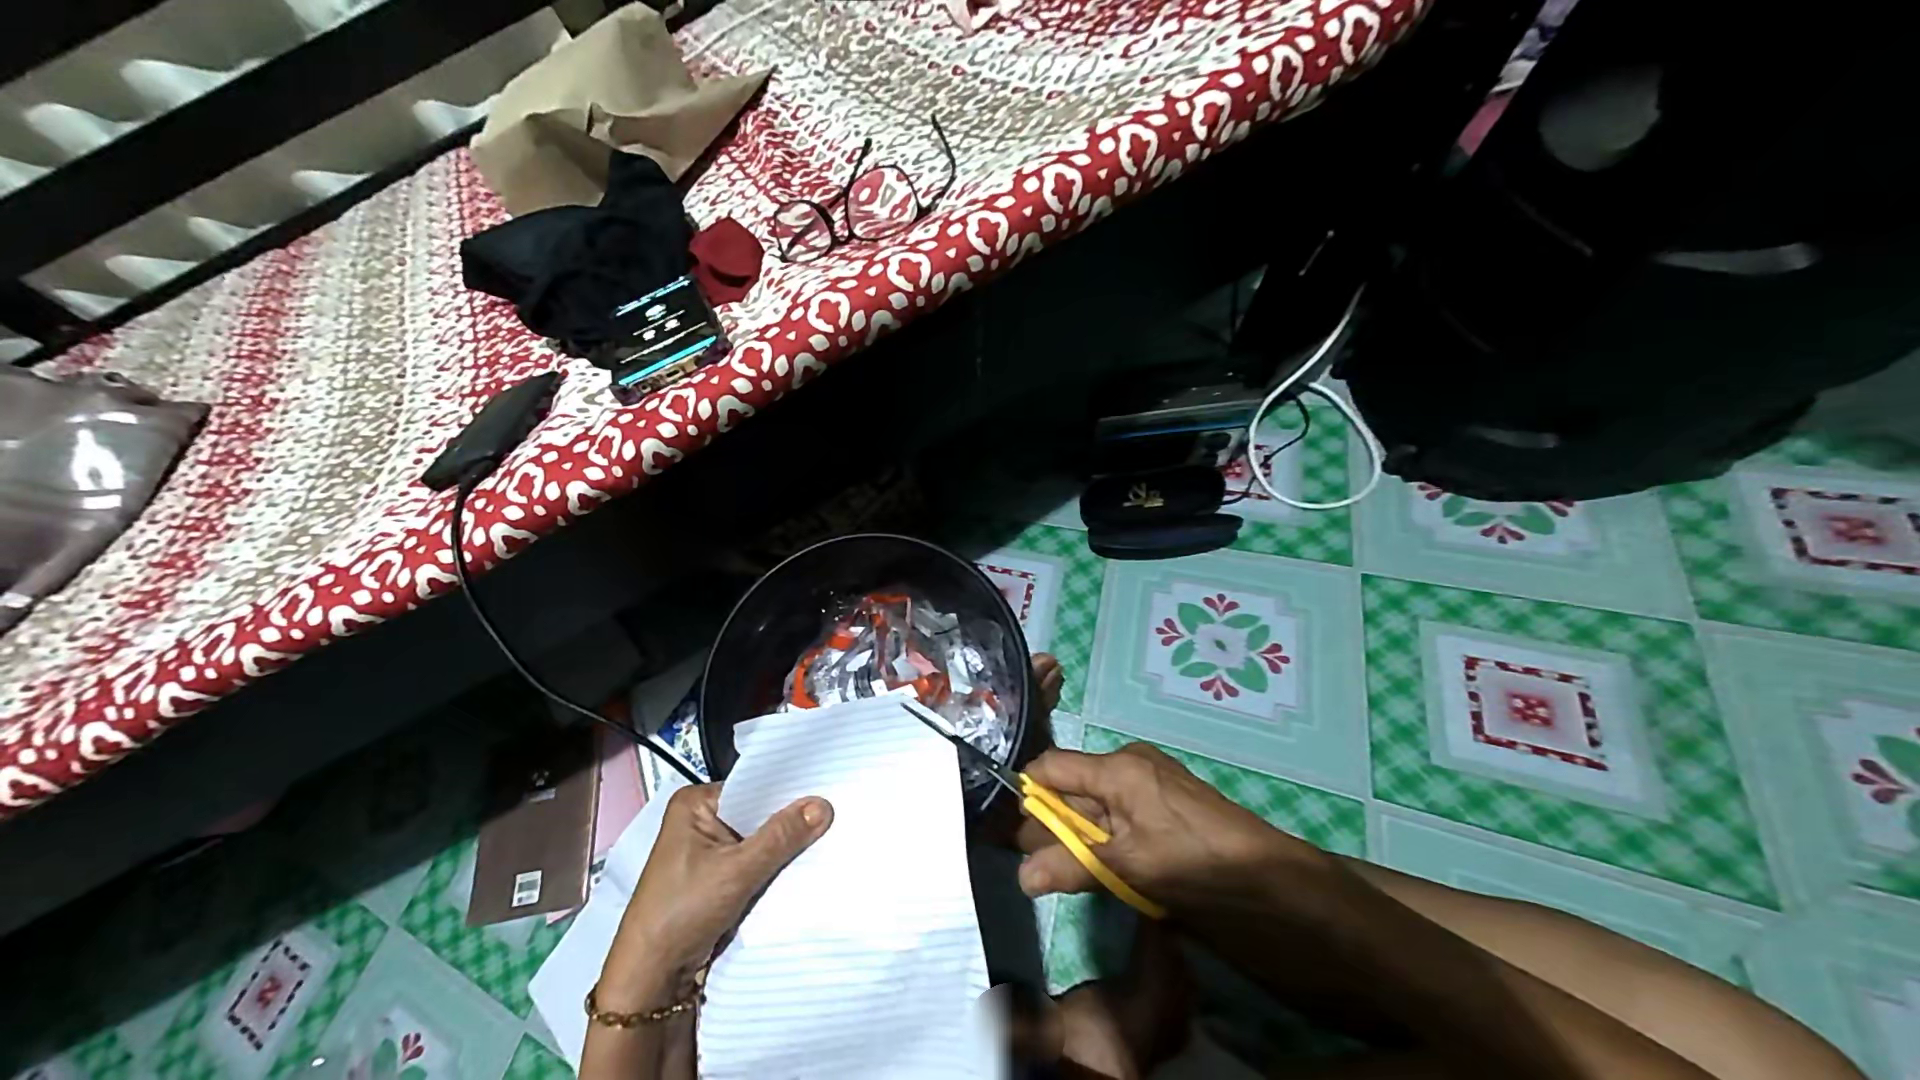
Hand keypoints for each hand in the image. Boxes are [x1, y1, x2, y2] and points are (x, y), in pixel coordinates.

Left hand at [598, 784, 831, 1009]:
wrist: (651, 980)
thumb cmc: (681, 913)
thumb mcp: (737, 870)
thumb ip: (781, 837)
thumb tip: (823, 806)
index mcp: (694, 803)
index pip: (754, 786)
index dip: (789, 789)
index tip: (828, 787)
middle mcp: (700, 820)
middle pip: (758, 812)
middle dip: (789, 820)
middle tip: (835, 813)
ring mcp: (708, 850)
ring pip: (759, 839)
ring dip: (784, 846)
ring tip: (828, 836)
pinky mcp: (717, 878)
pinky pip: (755, 862)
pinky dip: (774, 867)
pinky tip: (804, 864)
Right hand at [1015, 743, 1326, 918]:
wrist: (1275, 886)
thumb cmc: (1195, 863)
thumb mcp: (1128, 867)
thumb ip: (1070, 865)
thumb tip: (1020, 877)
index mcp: (1118, 766)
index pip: (1051, 768)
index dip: (1027, 798)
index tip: (1010, 837)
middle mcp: (1130, 766)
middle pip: (1071, 790)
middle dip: (1050, 827)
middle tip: (1034, 867)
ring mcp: (1150, 787)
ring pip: (1094, 809)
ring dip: (1076, 842)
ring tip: (1062, 875)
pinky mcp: (1164, 811)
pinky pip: (1118, 820)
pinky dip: (1103, 845)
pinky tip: (1099, 872)